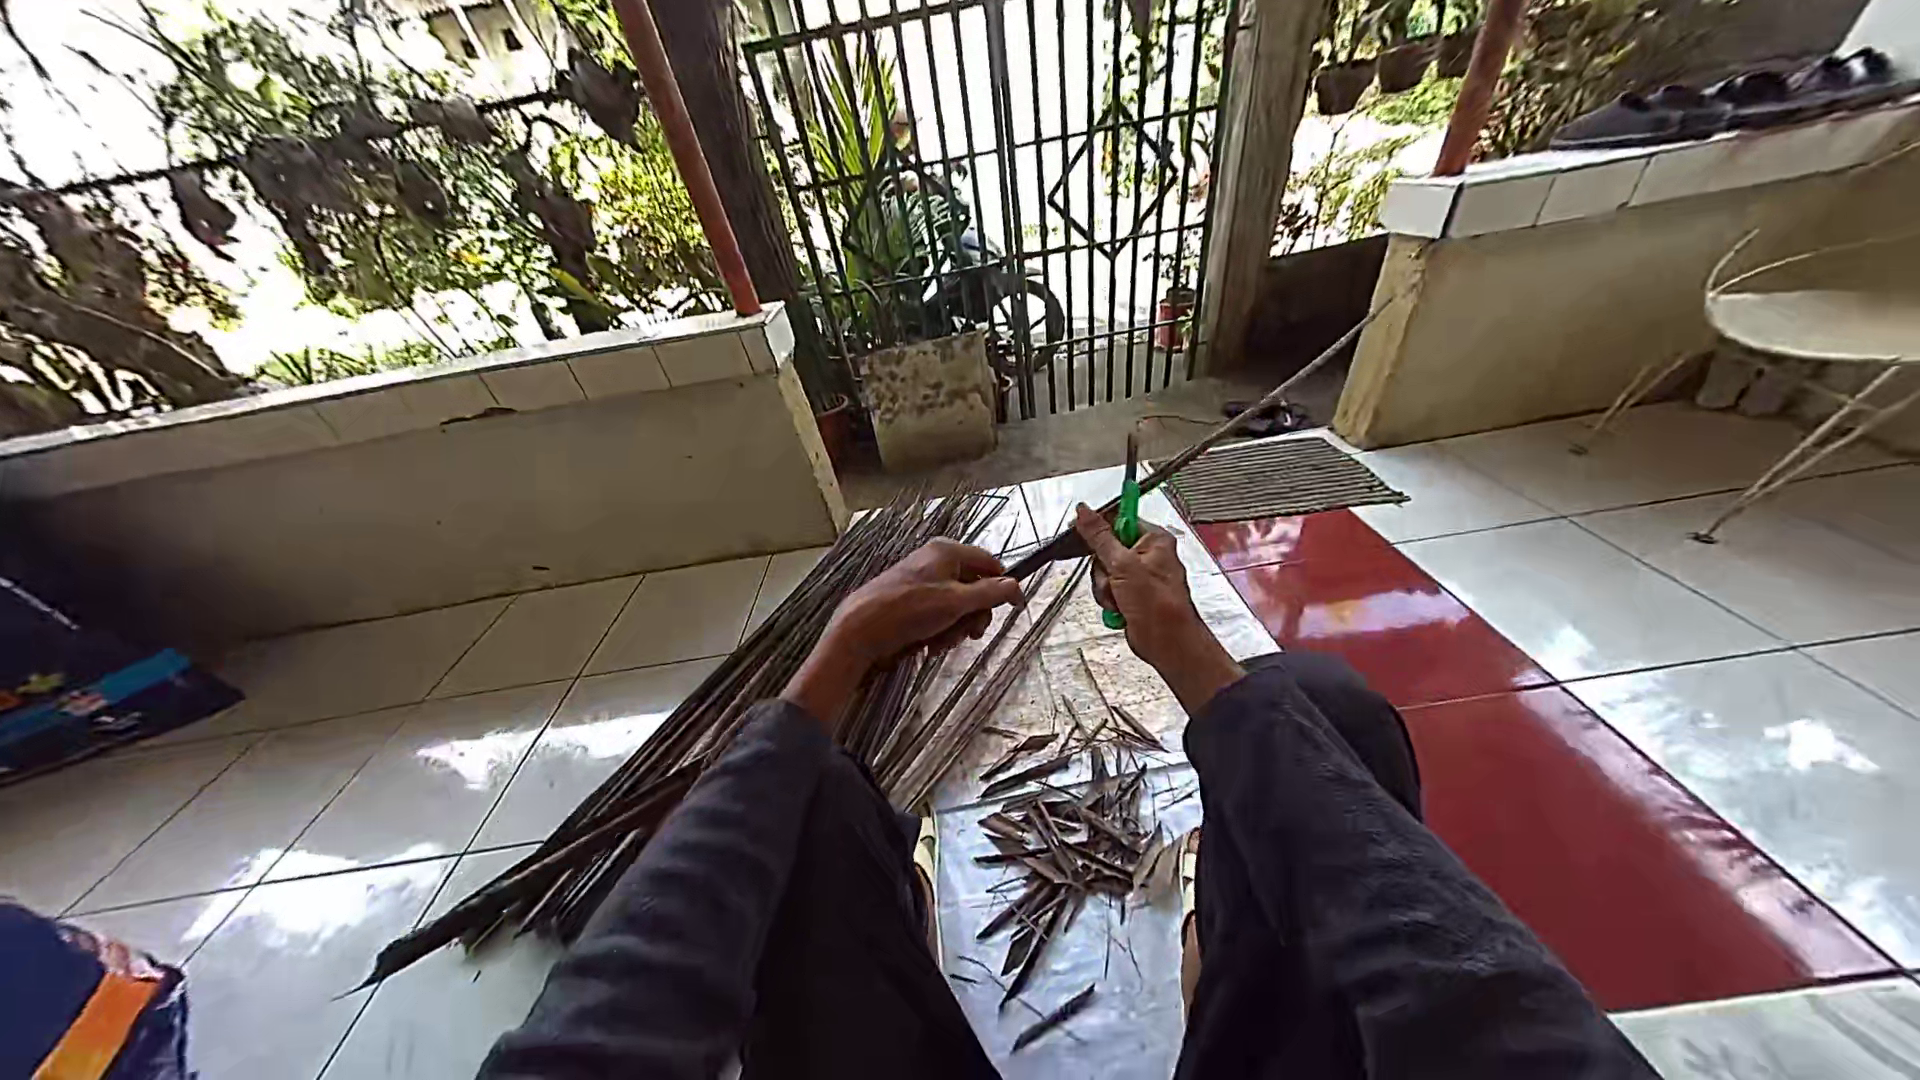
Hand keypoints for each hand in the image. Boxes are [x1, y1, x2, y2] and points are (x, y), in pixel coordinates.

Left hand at [783, 539, 1022, 728]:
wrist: (861, 630)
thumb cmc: (908, 609)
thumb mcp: (957, 602)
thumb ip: (990, 593)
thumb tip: (1015, 586)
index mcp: (947, 552)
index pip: (989, 563)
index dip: (1003, 585)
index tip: (1015, 607)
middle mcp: (935, 563)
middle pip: (974, 588)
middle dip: (973, 615)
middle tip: (970, 633)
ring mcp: (922, 584)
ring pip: (957, 607)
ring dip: (955, 628)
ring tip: (941, 641)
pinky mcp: (912, 604)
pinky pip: (939, 616)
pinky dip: (939, 632)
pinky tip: (929, 643)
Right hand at [1074, 503, 1243, 712]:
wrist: (1167, 643)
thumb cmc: (1160, 606)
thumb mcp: (1122, 565)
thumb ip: (1099, 537)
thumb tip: (1085, 513)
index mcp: (1153, 540)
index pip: (1119, 520)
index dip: (1098, 526)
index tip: (1083, 529)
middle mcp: (1147, 556)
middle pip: (1105, 548)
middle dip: (1103, 569)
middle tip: (1114, 578)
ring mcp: (1138, 576)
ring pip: (1102, 572)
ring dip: (1105, 588)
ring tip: (1120, 598)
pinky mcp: (1130, 594)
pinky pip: (1106, 589)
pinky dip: (1108, 600)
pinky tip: (1120, 608)